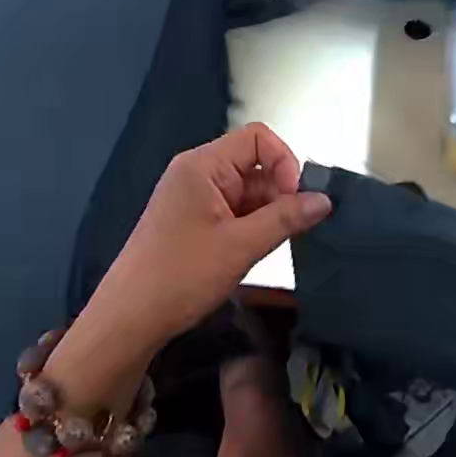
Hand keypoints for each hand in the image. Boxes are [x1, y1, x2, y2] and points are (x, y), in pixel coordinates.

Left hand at [66, 124, 331, 367]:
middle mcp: (198, 173)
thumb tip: (325, 200)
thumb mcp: (241, 246)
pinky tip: (255, 251)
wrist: (130, 318)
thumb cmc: (181, 276)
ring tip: (270, 246)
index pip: (257, 138)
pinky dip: (252, 226)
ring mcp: (195, 198)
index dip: (284, 162)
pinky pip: (235, 211)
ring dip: (268, 214)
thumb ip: (286, 218)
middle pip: (255, 165)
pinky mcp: (194, 221)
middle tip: (291, 231)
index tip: (294, 199)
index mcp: (203, 166)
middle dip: (279, 193)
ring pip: (248, 192)